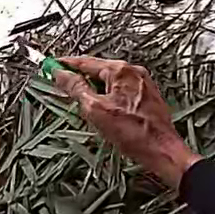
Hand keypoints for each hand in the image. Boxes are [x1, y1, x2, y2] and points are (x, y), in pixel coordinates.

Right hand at [52, 55, 200, 189]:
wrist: (162, 151)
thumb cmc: (134, 133)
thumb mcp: (95, 110)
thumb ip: (76, 88)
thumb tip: (60, 74)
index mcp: (120, 70)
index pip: (85, 62)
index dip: (66, 64)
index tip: (51, 65)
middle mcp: (133, 72)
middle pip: (98, 69)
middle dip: (79, 76)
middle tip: (62, 83)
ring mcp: (142, 83)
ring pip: (110, 79)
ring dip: (93, 86)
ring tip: (79, 97)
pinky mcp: (147, 96)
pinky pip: (120, 88)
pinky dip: (107, 93)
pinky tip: (101, 105)